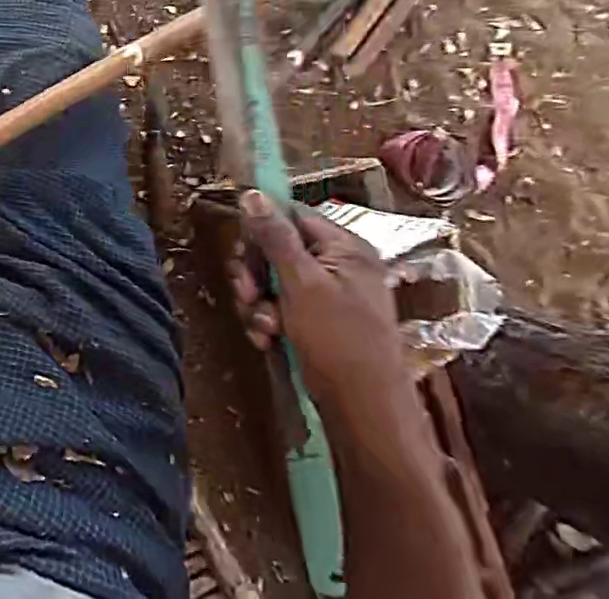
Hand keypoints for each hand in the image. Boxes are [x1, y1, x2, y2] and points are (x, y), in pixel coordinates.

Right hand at [226, 191, 405, 404]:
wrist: (365, 414)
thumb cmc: (338, 341)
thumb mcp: (301, 284)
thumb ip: (275, 238)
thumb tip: (253, 194)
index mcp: (345, 247)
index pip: (292, 216)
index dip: (263, 230)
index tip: (243, 251)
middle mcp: (340, 265)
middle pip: (279, 248)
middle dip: (256, 274)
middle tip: (246, 293)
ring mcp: (330, 295)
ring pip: (275, 281)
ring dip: (258, 303)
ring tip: (264, 329)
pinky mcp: (320, 322)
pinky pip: (282, 307)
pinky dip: (269, 321)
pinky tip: (268, 341)